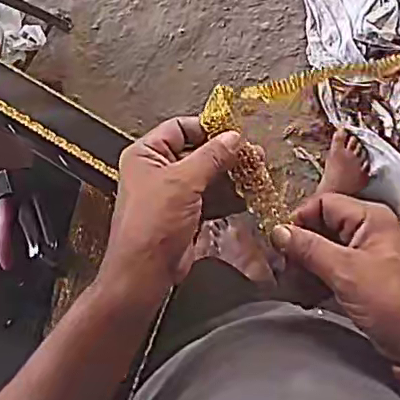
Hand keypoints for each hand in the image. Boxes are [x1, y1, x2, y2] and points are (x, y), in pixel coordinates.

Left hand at [100, 117, 243, 302]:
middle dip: (224, 153)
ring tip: (255, 169)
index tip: (233, 130)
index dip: (206, 128)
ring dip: (230, 174)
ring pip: (206, 176)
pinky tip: (247, 191)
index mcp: (145, 154)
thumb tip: (232, 138)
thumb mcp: (183, 181)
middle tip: (250, 152)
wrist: (145, 272)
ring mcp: (171, 194)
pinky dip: (228, 195)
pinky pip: (210, 198)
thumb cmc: (149, 226)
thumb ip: (211, 156)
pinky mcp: (184, 215)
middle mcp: (156, 171)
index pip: (179, 128)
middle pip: (195, 151)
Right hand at [271, 193, 399, 362]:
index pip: (322, 203)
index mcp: (371, 217)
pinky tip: (304, 291)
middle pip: (320, 225)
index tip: (282, 241)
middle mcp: (369, 229)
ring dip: (305, 264)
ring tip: (292, 281)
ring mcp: (365, 252)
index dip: (299, 220)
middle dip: (300, 245)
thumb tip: (279, 231)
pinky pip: (330, 266)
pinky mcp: (361, 274)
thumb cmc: (395, 304)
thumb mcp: (345, 271)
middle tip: (284, 264)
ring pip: (322, 247)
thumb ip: (308, 247)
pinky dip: (316, 276)